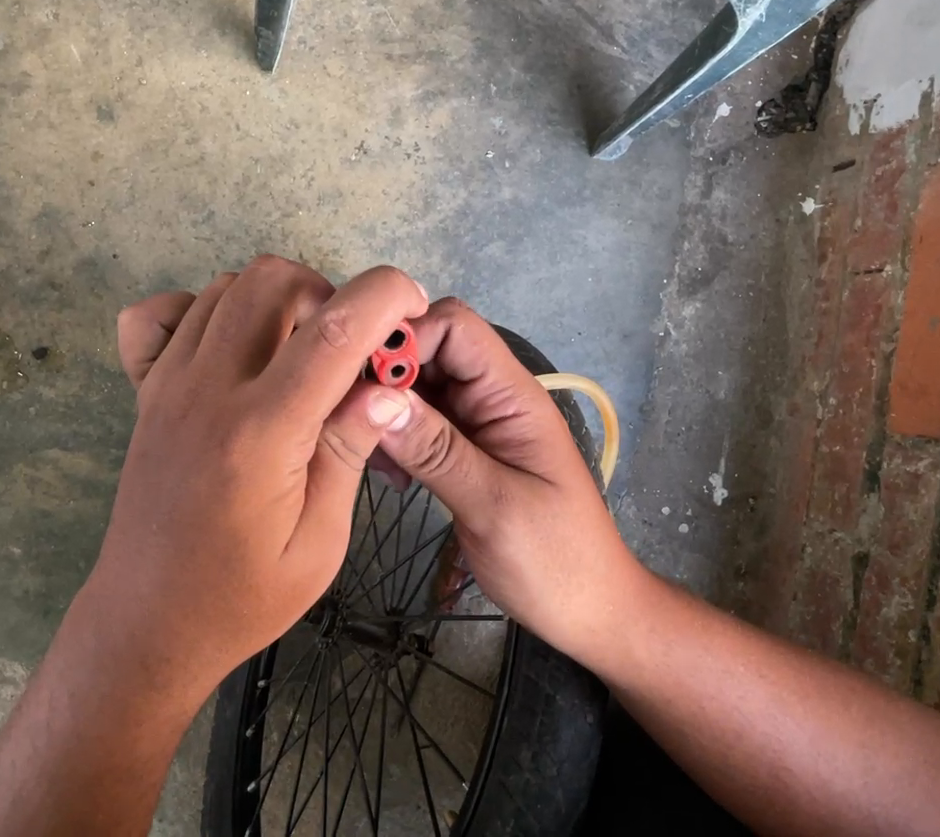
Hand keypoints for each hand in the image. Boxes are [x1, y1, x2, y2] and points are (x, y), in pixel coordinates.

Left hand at [87, 256, 429, 697]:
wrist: (148, 622)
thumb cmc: (244, 597)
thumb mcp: (320, 542)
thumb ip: (350, 449)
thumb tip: (388, 384)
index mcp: (263, 430)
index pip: (335, 327)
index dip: (386, 296)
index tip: (412, 307)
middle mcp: (209, 388)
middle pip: (273, 280)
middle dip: (328, 294)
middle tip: (347, 349)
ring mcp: (168, 382)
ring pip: (226, 285)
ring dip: (276, 300)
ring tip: (297, 352)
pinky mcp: (144, 390)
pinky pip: (159, 314)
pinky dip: (200, 308)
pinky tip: (229, 348)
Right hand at [374, 298, 641, 661]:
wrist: (589, 612)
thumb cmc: (555, 561)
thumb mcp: (495, 507)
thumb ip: (437, 451)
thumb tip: (376, 398)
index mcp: (512, 396)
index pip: (454, 328)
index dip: (406, 337)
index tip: (361, 379)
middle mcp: (491, 398)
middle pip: (430, 350)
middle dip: (386, 374)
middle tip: (350, 419)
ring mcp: (477, 425)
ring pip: (418, 387)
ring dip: (386, 410)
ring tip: (371, 457)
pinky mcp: (463, 452)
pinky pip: (419, 424)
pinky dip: (395, 438)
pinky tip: (388, 475)